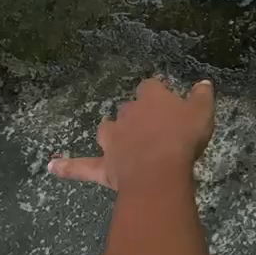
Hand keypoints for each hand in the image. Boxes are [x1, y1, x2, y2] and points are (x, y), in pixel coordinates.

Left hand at [49, 77, 215, 193]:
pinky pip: (81, 166)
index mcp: (152, 99)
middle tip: (150, 120)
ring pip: (106, 129)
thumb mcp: (203, 111)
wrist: (159, 171)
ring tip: (111, 129)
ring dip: (109, 128)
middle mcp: (128, 115)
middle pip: (128, 107)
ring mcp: (112, 141)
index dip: (157, 90)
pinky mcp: (103, 165)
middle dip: (135, 111)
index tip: (166, 95)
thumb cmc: (183, 137)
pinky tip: (52, 166)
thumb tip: (202, 83)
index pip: (150, 86)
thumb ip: (202, 95)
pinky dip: (67, 166)